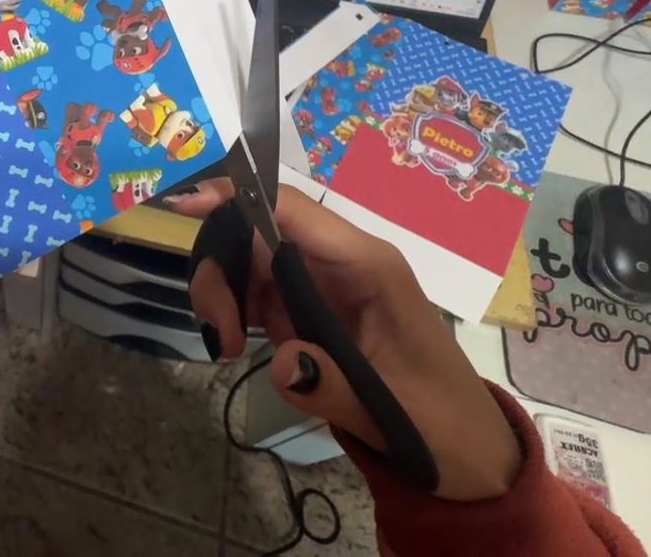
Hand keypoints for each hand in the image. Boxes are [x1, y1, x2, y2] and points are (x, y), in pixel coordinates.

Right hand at [170, 178, 521, 499]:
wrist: (465, 452)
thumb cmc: (441, 420)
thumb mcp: (394, 413)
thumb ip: (333, 386)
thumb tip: (279, 362)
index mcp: (367, 265)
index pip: (292, 209)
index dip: (237, 198)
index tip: (186, 205)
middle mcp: (336, 260)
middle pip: (254, 232)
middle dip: (221, 269)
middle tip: (215, 327)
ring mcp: (316, 279)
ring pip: (243, 257)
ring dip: (220, 292)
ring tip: (223, 343)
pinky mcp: (301, 301)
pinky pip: (248, 285)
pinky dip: (228, 307)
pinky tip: (229, 341)